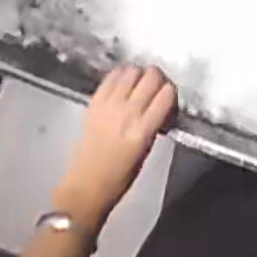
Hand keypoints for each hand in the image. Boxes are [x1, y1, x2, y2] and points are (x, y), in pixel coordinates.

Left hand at [51, 66, 176, 230]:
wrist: (85, 186)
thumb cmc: (119, 178)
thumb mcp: (145, 152)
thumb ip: (154, 124)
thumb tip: (162, 104)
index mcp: (143, 131)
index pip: (166, 95)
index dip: (171, 92)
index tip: (170, 96)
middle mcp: (127, 113)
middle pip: (151, 76)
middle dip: (158, 78)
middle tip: (157, 86)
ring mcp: (109, 104)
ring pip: (132, 71)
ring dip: (139, 75)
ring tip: (139, 84)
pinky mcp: (95, 101)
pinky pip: (112, 76)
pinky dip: (121, 75)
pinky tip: (123, 83)